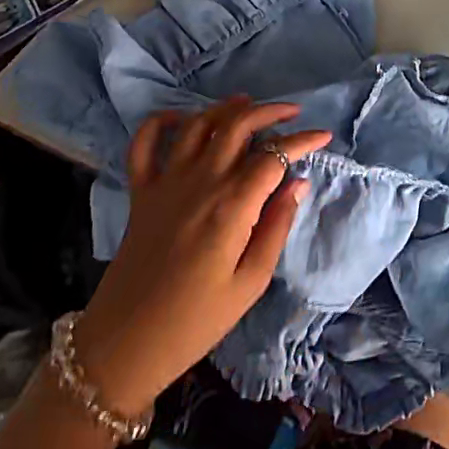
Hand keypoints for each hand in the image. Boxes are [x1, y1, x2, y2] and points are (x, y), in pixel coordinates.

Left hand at [73, 98, 330, 412]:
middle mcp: (199, 184)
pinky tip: (181, 119)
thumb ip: (276, 227)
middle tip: (292, 114)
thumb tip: (297, 184)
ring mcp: (165, 184)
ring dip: (225, 108)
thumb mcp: (251, 282)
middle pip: (236, 126)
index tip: (324, 136)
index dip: (302, 141)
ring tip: (248, 104)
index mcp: (231, 207)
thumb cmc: (196, 320)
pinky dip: (161, 122)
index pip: (273, 156)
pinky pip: (144, 145)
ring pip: (197, 126)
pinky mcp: (140, 194)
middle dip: (269, 112)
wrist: (125, 345)